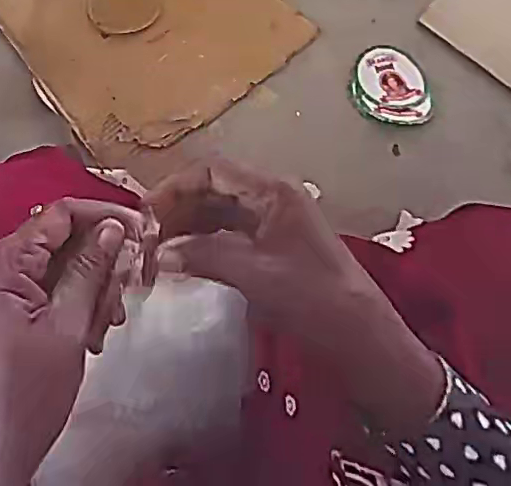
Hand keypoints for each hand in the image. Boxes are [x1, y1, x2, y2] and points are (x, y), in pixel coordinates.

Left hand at [0, 200, 148, 485]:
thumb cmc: (29, 390)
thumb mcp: (67, 326)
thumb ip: (90, 269)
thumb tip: (114, 226)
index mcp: (8, 259)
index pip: (62, 213)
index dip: (103, 215)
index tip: (140, 228)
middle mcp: (6, 262)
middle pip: (67, 237)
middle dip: (102, 259)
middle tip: (127, 287)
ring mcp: (13, 285)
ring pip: (69, 262)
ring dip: (96, 286)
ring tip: (107, 322)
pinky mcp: (21, 305)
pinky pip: (60, 285)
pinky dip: (84, 301)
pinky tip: (95, 331)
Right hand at [145, 159, 442, 433]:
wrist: (364, 340)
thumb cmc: (315, 298)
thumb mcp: (256, 275)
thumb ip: (205, 256)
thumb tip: (159, 253)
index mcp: (272, 190)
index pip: (212, 170)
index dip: (175, 186)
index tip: (146, 211)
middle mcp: (270, 196)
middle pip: (213, 188)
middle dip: (178, 206)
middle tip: (146, 233)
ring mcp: (272, 220)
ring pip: (218, 211)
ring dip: (188, 225)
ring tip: (157, 248)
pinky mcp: (272, 245)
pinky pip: (228, 232)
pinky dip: (203, 242)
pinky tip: (183, 258)